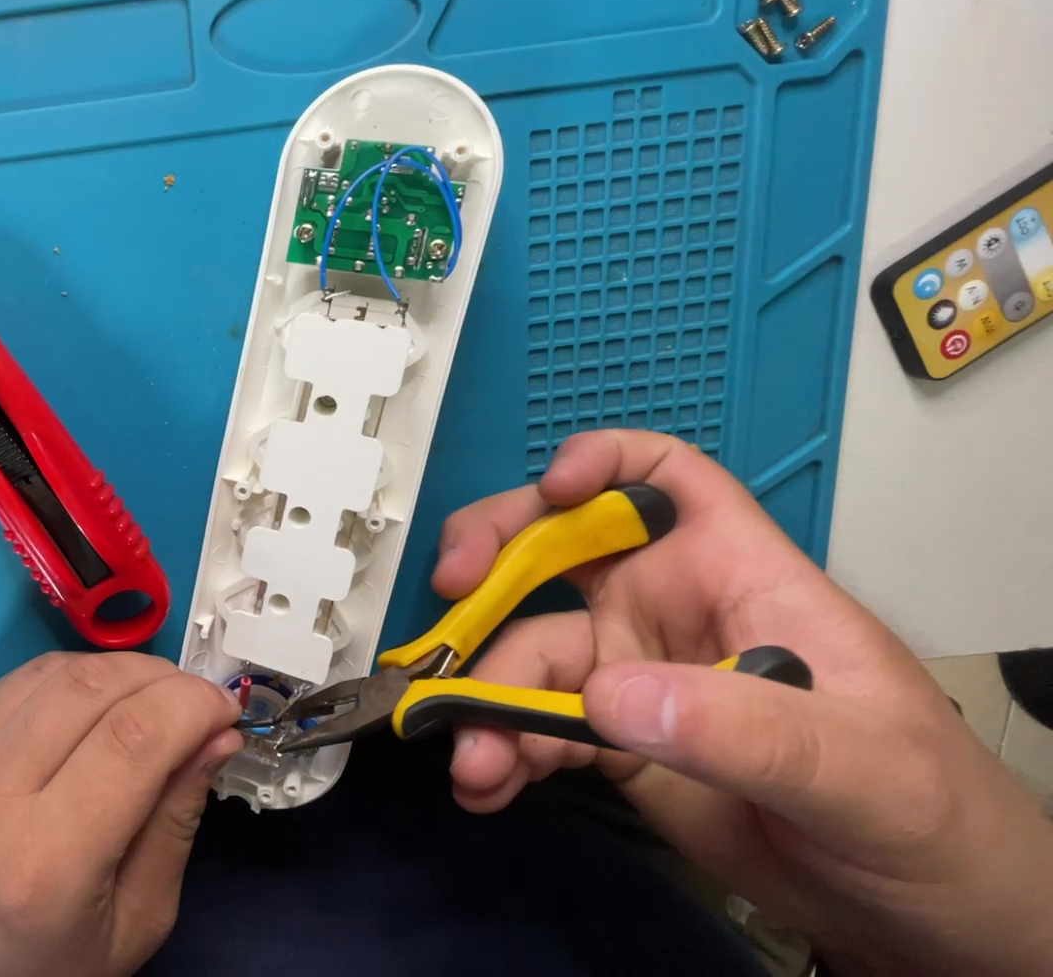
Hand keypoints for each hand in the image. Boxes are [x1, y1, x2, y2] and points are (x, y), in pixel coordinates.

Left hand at [0, 652, 241, 976]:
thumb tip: (218, 734)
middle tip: (198, 699)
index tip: (225, 709)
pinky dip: (75, 674)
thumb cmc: (54, 962)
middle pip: (88, 691)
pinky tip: (103, 697)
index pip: (129, 742)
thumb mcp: (139, 919)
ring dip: (119, 669)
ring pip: (54, 672)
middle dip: (160, 679)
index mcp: (44, 864)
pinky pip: (21, 679)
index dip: (189, 707)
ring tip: (157, 696)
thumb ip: (177, 819)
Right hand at [434, 430, 1052, 974]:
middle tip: (450, 589)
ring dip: (486, 695)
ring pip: (526, 648)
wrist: (917, 919)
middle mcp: (662, 609)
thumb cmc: (930, 817)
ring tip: (473, 757)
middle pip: (555, 545)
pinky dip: (498, 749)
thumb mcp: (859, 767)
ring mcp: (623, 672)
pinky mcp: (600, 734)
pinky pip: (528, 723)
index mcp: (732, 576)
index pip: (665, 481)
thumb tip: (606, 695)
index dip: (603, 462)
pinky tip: (486, 783)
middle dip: (492, 554)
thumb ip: (744, 726)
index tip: (555, 489)